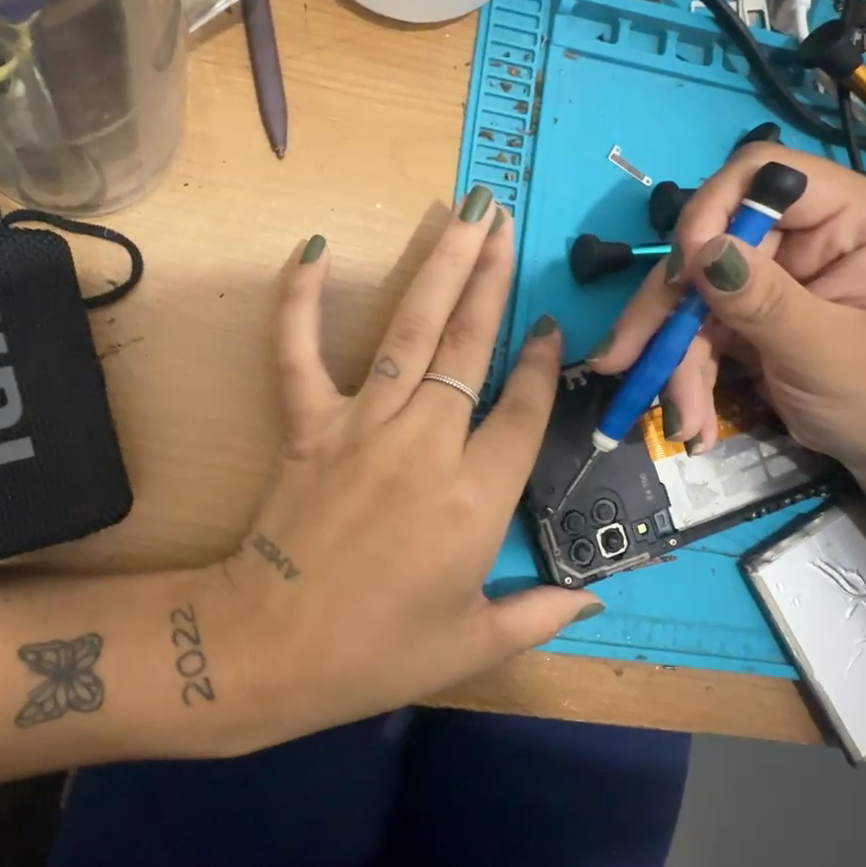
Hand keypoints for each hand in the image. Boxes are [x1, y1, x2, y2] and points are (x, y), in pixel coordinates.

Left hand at [205, 187, 600, 750]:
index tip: (550, 323)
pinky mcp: (306, 425)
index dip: (541, 362)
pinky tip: (312, 248)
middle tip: (507, 222)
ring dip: (438, 268)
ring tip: (463, 214)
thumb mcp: (472, 645)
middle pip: (469, 347)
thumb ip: (540, 614)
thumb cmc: (376, 652)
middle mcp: (426, 446)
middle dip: (493, 278)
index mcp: (478, 498)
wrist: (272, 648)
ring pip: (409, 333)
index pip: (524, 410)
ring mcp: (361, 427)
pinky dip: (301, 302)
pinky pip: (299, 353)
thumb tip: (594, 601)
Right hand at [585, 144, 865, 477]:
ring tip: (680, 420)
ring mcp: (776, 274)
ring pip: (693, 292)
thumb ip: (763, 300)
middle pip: (710, 242)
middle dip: (669, 308)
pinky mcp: (750, 310)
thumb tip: (700, 252)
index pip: (766, 175)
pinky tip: (692, 421)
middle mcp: (809, 235)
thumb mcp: (827, 352)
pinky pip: (697, 328)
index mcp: (855, 219)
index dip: (712, 212)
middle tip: (624, 358)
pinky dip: (686, 373)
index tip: (681, 274)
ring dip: (673, 355)